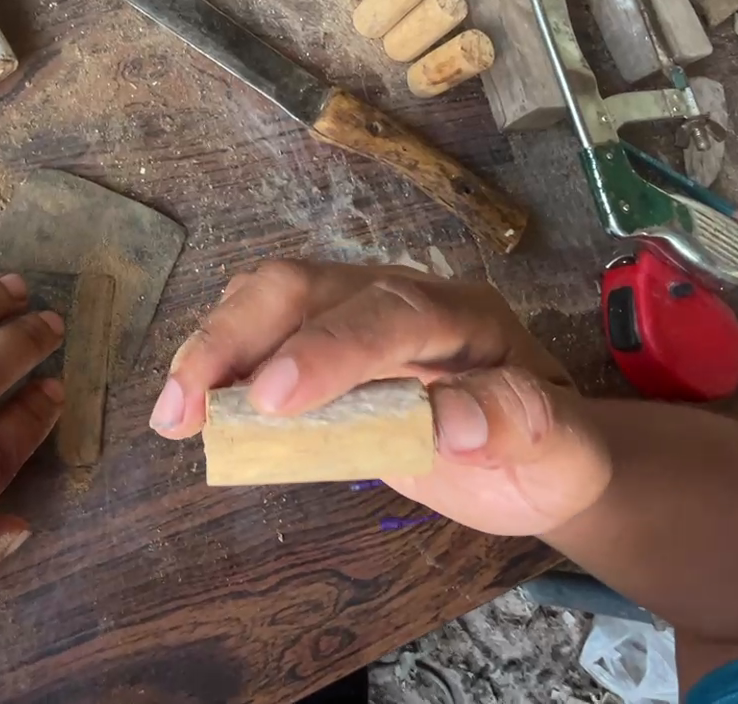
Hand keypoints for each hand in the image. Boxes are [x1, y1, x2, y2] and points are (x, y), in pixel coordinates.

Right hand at [148, 261, 609, 535]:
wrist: (529, 447)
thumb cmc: (547, 449)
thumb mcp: (563, 451)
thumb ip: (523, 425)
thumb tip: (455, 423)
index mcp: (462, 314)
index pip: (391, 310)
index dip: (329, 347)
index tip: (272, 400)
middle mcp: (396, 296)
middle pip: (307, 285)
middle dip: (240, 333)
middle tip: (189, 401)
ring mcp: (350, 313)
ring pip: (269, 298)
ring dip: (213, 345)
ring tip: (173, 410)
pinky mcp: (317, 343)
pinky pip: (257, 332)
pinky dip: (216, 363)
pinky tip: (188, 405)